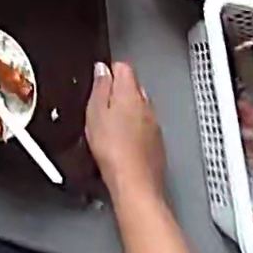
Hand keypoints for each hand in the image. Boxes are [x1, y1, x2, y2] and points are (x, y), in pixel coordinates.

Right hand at [84, 61, 164, 195]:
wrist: (135, 184)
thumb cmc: (110, 147)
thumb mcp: (94, 111)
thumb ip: (100, 86)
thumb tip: (102, 68)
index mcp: (130, 94)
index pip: (124, 67)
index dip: (109, 70)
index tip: (98, 82)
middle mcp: (147, 105)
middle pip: (133, 85)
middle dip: (117, 90)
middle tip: (99, 105)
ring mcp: (155, 125)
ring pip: (139, 105)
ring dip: (126, 108)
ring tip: (109, 124)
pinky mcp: (158, 142)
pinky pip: (145, 123)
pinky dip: (134, 126)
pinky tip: (121, 139)